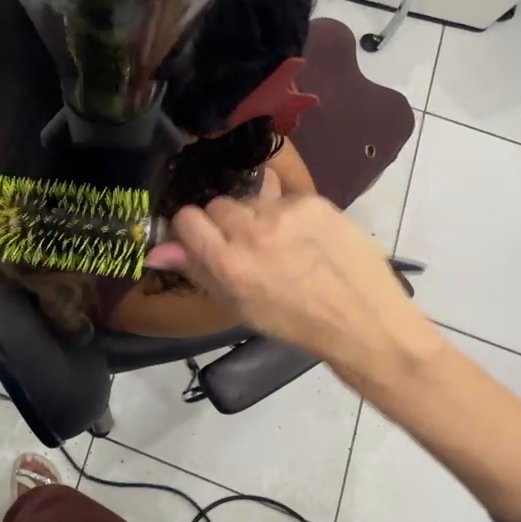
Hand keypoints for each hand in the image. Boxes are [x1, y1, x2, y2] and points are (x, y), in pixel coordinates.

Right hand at [146, 172, 446, 385]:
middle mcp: (252, 232)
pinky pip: (283, 199)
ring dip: (256, 218)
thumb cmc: (294, 322)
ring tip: (280, 245)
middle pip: (216, 206)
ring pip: (250, 201)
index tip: (201, 242)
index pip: (186, 219)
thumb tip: (156, 251)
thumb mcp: (237, 306)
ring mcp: (285, 213)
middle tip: (245, 248)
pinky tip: (305, 240)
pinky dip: (287, 216)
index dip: (190, 230)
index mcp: (228, 264)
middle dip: (224, 224)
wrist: (364, 321)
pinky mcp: (314, 202)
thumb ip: (197, 271)